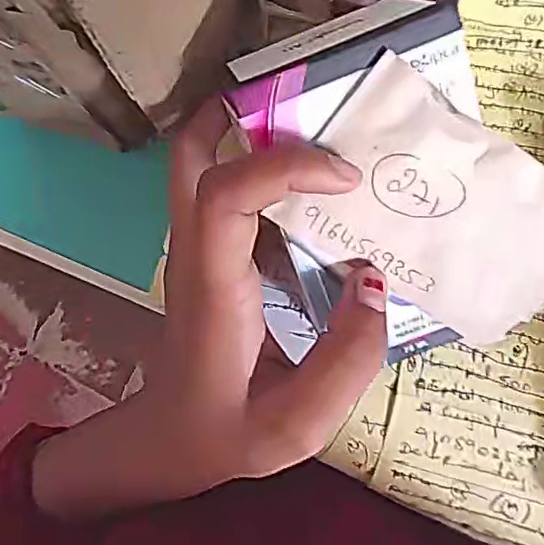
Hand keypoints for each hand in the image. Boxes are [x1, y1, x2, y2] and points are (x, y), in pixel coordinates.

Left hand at [32, 100, 387, 517]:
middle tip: (302, 102)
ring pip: (198, 160)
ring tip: (311, 125)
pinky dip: (258, 162)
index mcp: (212, 286)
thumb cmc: (224, 433)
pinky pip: (224, 184)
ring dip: (245, 128)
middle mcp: (194, 250)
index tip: (344, 176)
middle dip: (238, 113)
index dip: (285, 167)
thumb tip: (374, 280)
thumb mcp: (294, 427)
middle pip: (190, 155)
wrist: (169, 442)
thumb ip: (344, 362)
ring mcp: (195, 244)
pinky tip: (308, 179)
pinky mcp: (210, 248)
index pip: (225, 195)